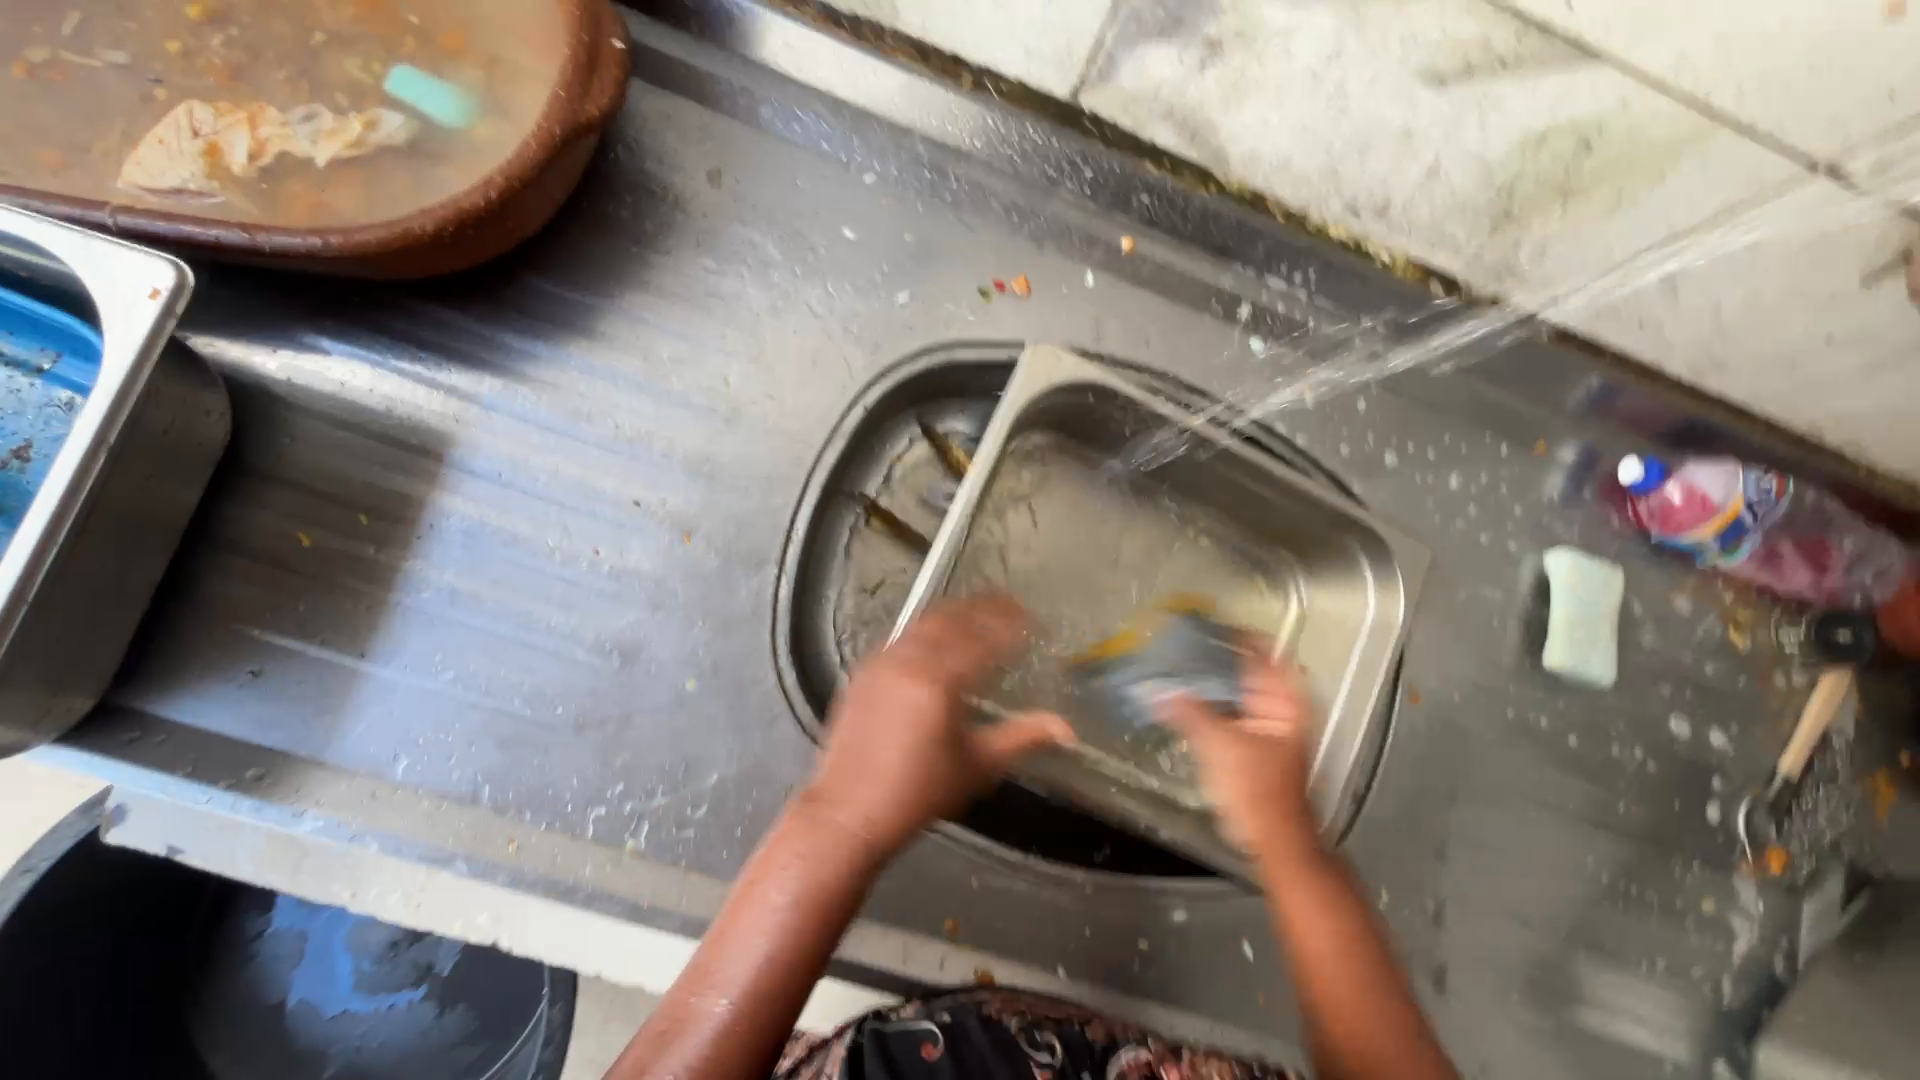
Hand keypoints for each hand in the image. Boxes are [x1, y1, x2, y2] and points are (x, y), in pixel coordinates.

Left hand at [803, 594, 1073, 858]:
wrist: (848, 811)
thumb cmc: (919, 793)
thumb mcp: (978, 766)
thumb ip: (1023, 737)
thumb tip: (1066, 727)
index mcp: (940, 681)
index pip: (984, 637)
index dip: (1011, 624)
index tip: (1032, 620)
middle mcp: (908, 661)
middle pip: (953, 618)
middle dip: (984, 608)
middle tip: (1010, 606)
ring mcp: (881, 663)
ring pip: (924, 623)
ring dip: (955, 613)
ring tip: (979, 614)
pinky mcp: (863, 671)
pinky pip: (901, 636)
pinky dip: (925, 629)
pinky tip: (936, 637)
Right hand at [1160, 652, 1319, 857]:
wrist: (1273, 839)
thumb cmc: (1258, 790)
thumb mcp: (1220, 744)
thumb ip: (1187, 711)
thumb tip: (1154, 688)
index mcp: (1286, 698)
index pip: (1263, 649)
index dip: (1233, 633)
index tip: (1201, 622)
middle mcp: (1279, 706)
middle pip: (1245, 668)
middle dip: (1212, 656)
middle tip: (1177, 641)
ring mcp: (1264, 724)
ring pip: (1232, 690)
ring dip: (1206, 680)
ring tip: (1172, 664)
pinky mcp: (1248, 743)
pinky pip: (1224, 711)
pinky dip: (1204, 702)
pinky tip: (1177, 698)